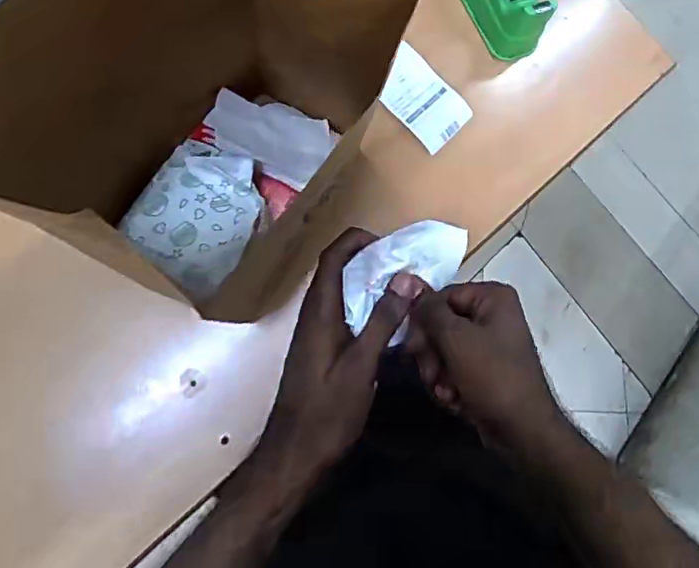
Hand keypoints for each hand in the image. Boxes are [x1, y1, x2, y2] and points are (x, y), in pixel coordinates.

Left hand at [239, 229, 415, 495]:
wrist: (292, 458)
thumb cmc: (326, 411)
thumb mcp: (362, 365)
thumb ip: (382, 319)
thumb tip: (405, 277)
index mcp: (319, 309)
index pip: (333, 255)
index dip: (357, 240)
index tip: (387, 245)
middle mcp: (313, 313)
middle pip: (336, 269)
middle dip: (368, 260)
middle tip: (402, 267)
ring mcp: (314, 331)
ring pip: (340, 290)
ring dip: (367, 283)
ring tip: (401, 291)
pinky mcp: (318, 348)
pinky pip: (341, 311)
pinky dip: (363, 306)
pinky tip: (385, 323)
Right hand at [405, 282, 570, 453]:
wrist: (523, 432)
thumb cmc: (492, 377)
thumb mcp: (456, 339)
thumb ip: (430, 312)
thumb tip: (406, 283)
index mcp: (493, 297)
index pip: (443, 296)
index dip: (424, 321)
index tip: (412, 348)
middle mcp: (493, 313)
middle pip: (442, 324)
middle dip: (433, 354)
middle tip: (432, 375)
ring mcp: (491, 342)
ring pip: (445, 349)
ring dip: (439, 373)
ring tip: (447, 392)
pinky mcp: (487, 368)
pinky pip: (456, 367)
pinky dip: (451, 384)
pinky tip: (456, 400)